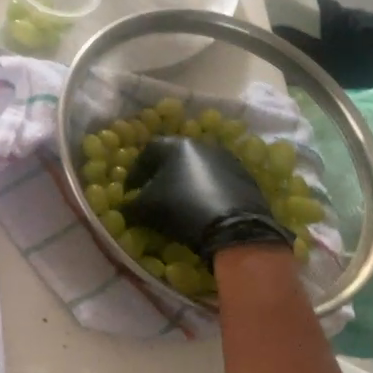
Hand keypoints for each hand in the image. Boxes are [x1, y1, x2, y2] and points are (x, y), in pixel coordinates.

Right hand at [123, 136, 293, 261]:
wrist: (233, 227)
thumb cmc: (180, 209)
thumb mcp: (144, 209)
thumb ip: (130, 205)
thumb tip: (127, 206)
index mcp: (176, 145)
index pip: (147, 153)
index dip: (136, 173)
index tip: (131, 192)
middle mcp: (203, 145)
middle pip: (175, 158)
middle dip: (162, 176)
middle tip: (154, 197)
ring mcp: (228, 160)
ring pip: (198, 169)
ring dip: (186, 184)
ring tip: (180, 205)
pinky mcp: (245, 178)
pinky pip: (217, 182)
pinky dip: (206, 192)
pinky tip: (203, 210)